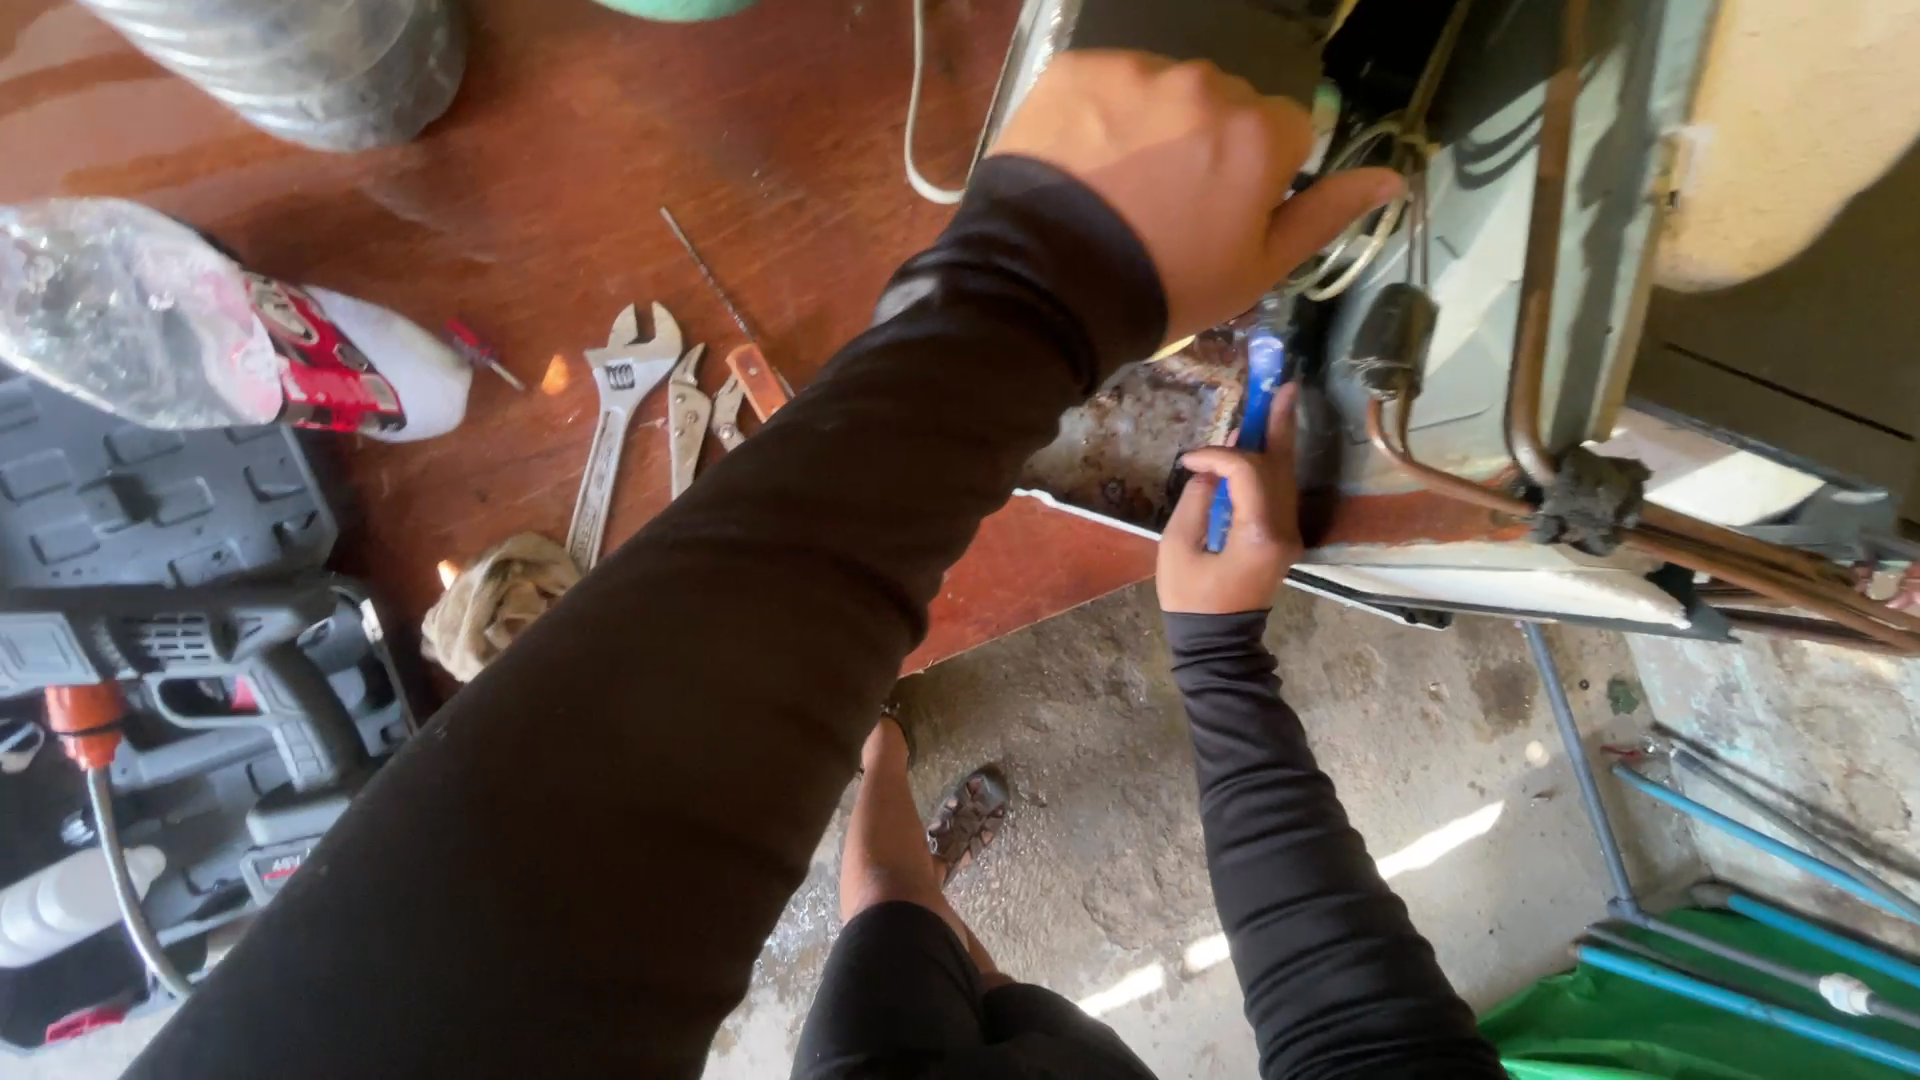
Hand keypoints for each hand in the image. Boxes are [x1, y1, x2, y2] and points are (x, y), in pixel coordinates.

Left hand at [990, 51, 1402, 345]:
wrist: (1046, 293)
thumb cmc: (1159, 292)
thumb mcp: (1251, 274)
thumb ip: (1321, 218)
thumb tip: (1390, 177)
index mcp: (1261, 135)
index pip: (1285, 133)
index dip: (1253, 177)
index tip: (1214, 215)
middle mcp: (1207, 86)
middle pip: (1224, 106)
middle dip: (1203, 145)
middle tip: (1157, 207)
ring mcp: (1136, 72)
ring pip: (1162, 91)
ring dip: (1149, 126)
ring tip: (1111, 189)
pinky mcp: (1075, 71)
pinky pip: (1104, 85)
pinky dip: (1096, 117)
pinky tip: (1077, 167)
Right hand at [1157, 383, 1302, 614]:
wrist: (1218, 641)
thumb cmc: (1190, 598)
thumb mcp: (1179, 548)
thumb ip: (1196, 502)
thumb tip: (1209, 471)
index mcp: (1257, 532)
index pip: (1245, 472)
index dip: (1218, 455)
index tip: (1189, 460)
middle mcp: (1284, 528)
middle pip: (1281, 466)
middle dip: (1278, 425)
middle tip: (1285, 385)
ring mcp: (1289, 534)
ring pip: (1286, 476)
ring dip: (1279, 439)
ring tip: (1284, 400)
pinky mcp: (1284, 538)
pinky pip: (1280, 492)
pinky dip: (1270, 465)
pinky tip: (1264, 442)